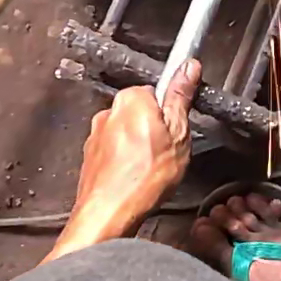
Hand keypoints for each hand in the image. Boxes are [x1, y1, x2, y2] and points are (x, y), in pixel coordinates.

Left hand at [51, 60, 200, 257]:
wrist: (109, 212)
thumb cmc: (143, 178)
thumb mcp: (178, 134)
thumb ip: (181, 97)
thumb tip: (188, 68)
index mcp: (132, 99)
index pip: (158, 91)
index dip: (172, 112)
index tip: (177, 128)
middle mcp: (109, 111)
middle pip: (142, 112)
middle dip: (155, 129)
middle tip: (169, 150)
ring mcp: (97, 134)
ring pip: (128, 133)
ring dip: (139, 146)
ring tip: (152, 169)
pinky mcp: (91, 155)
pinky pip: (116, 151)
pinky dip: (126, 161)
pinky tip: (137, 177)